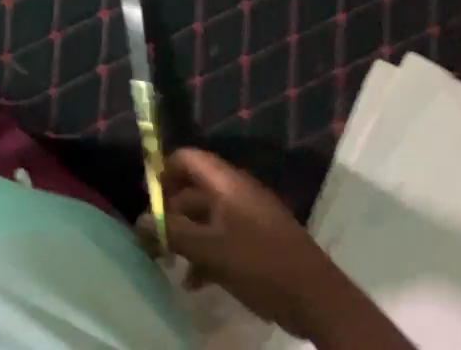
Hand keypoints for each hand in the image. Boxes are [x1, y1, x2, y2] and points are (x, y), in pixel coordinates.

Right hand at [164, 148, 347, 338]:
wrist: (320, 301)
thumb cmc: (259, 265)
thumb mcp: (207, 249)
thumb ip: (170, 232)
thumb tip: (140, 222)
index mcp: (226, 183)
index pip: (186, 158)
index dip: (163, 173)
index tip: (149, 202)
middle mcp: (238, 192)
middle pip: (193, 189)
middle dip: (170, 213)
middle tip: (154, 239)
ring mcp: (251, 217)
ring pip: (207, 217)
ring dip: (186, 237)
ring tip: (170, 263)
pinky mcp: (261, 242)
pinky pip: (223, 237)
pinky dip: (206, 253)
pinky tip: (195, 281)